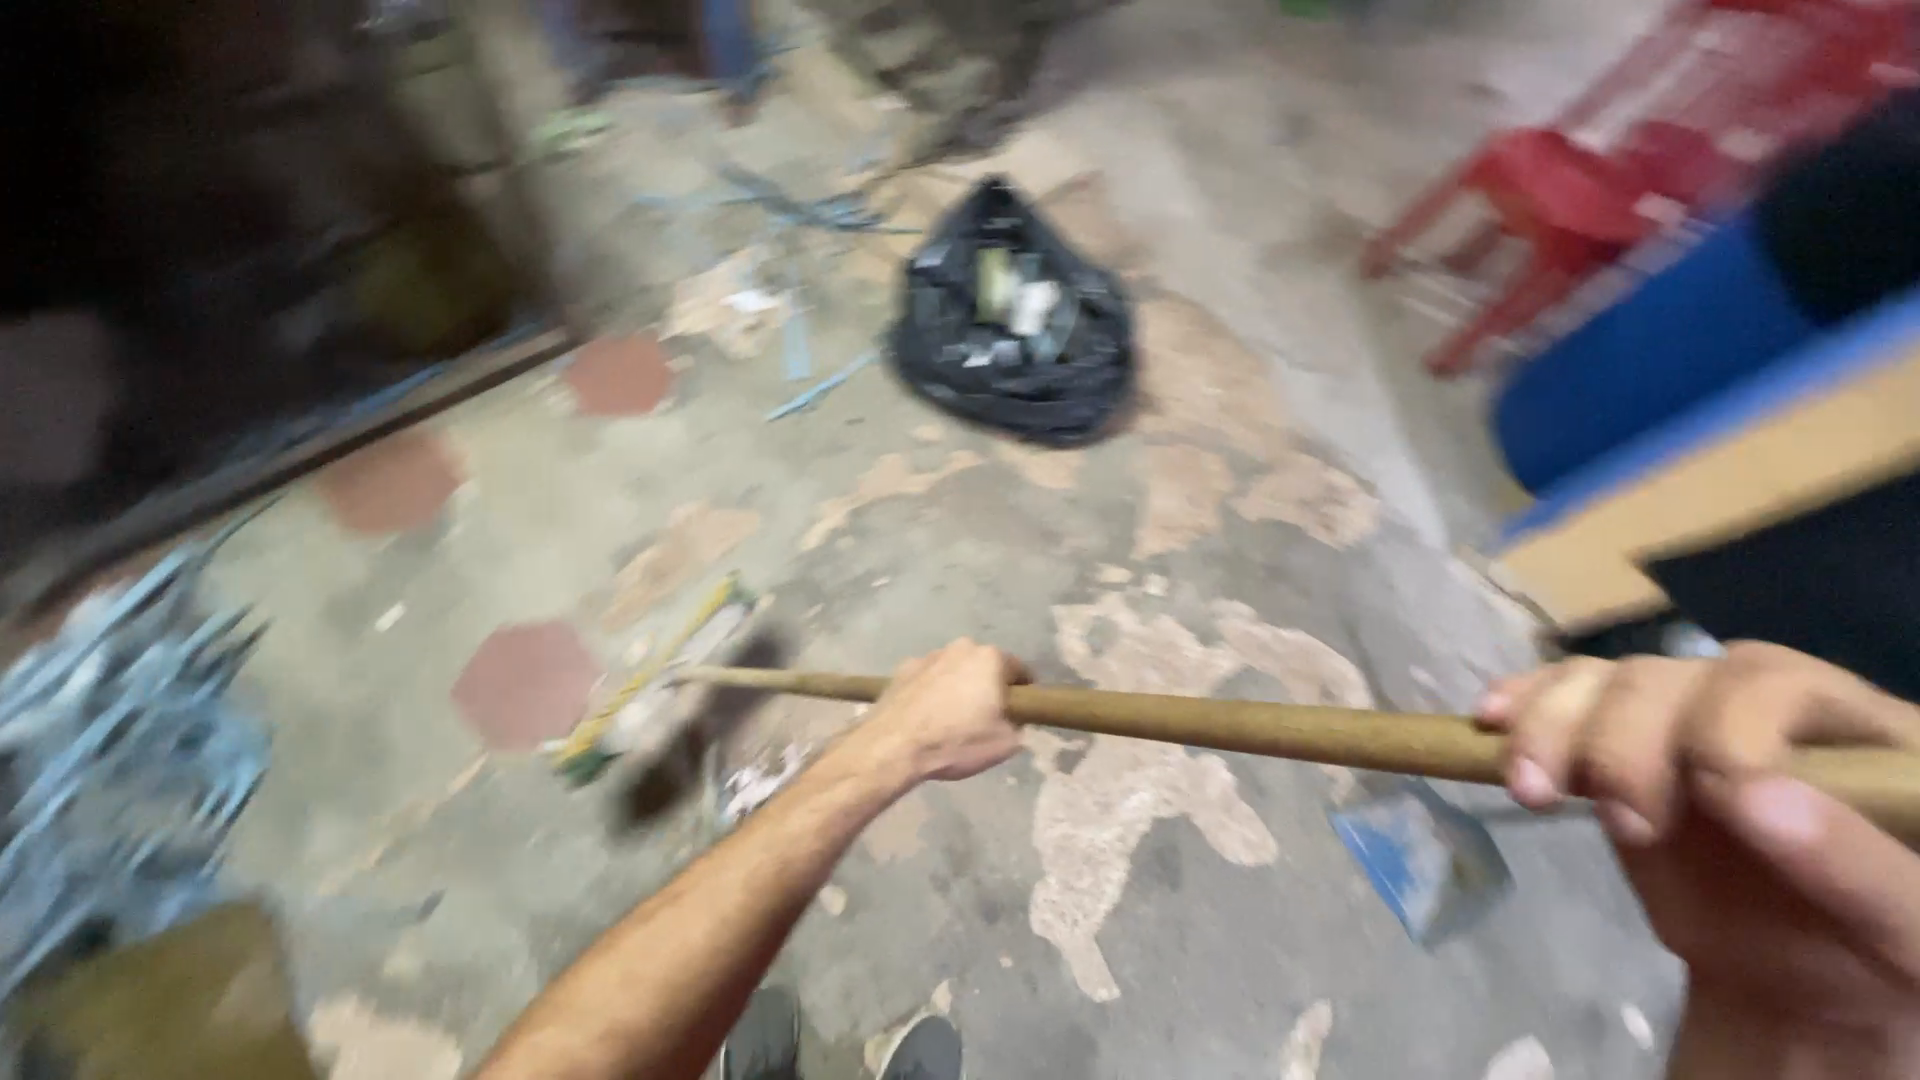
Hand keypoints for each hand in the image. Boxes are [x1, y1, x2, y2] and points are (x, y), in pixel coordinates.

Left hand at [854, 639, 1029, 782]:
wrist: (895, 746)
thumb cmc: (957, 740)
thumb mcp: (1006, 743)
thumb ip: (1020, 726)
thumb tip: (1014, 720)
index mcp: (991, 658)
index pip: (1020, 670)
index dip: (1025, 693)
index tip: (1020, 712)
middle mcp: (961, 647)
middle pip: (985, 666)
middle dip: (988, 686)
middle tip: (985, 717)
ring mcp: (929, 655)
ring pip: (955, 669)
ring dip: (959, 686)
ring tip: (951, 718)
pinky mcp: (903, 668)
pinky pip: (929, 678)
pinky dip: (932, 690)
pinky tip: (926, 715)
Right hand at [1478, 643, 1919, 1035]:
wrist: (1790, 975)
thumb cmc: (1865, 956)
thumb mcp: (1905, 934)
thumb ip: (1855, 865)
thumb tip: (1747, 797)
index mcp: (1854, 728)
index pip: (1770, 681)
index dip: (1725, 726)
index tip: (1713, 798)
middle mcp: (1757, 702)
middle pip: (1661, 677)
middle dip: (1619, 744)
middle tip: (1623, 827)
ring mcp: (1676, 714)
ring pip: (1595, 680)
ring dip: (1548, 728)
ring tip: (1529, 791)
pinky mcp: (1609, 734)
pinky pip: (1556, 692)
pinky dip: (1520, 703)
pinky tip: (1489, 724)